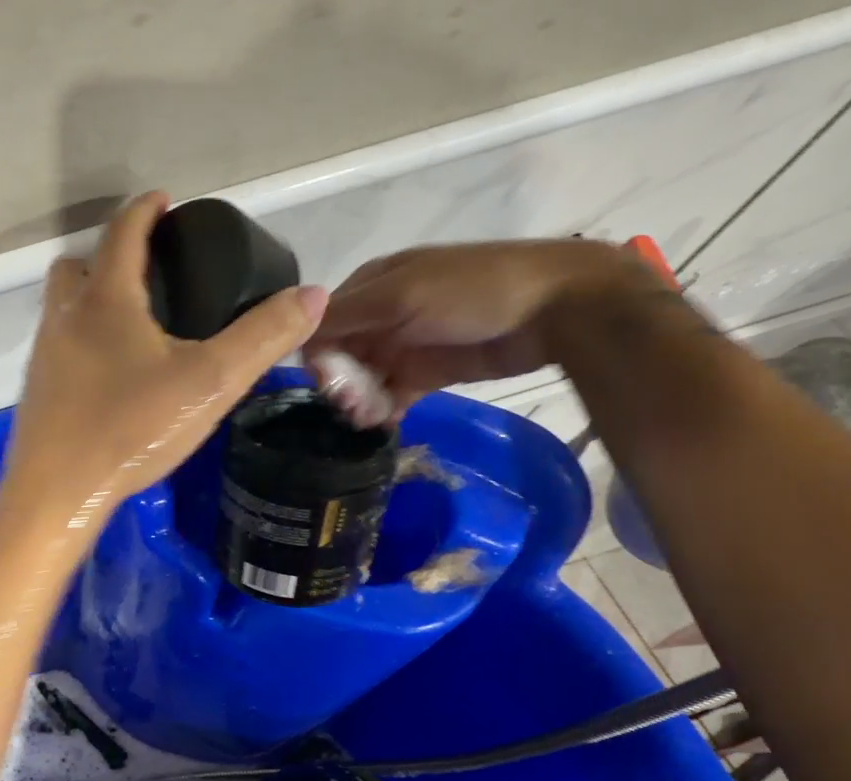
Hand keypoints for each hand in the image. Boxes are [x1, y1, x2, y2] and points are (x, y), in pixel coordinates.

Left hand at [0, 191, 327, 531]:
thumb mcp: (210, 382)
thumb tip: (312, 296)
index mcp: (105, 301)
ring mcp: (43, 356)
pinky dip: (81, 339)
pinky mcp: (36, 392)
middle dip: (109, 254)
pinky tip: (108, 371)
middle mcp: (64, 318)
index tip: (164, 201)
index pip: (123, 233)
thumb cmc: (131, 430)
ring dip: (89, 298)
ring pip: (61, 307)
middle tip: (147, 268)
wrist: (57, 494)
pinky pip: (57, 346)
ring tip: (132, 319)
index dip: (146, 210)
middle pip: (78, 266)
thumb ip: (262, 337)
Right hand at [303, 239, 656, 409]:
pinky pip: (391, 396)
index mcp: (372, 285)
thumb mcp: (400, 294)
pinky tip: (384, 424)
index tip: (328, 382)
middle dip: (338, 384)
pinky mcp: (429, 372)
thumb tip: (291, 334)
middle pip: (339, 356)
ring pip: (362, 380)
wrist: (559, 308)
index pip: (321, 324)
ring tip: (370, 419)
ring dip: (358, 401)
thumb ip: (343, 316)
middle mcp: (383, 314)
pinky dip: (383, 411)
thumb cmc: (473, 291)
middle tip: (351, 408)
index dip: (317, 355)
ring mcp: (406, 344)